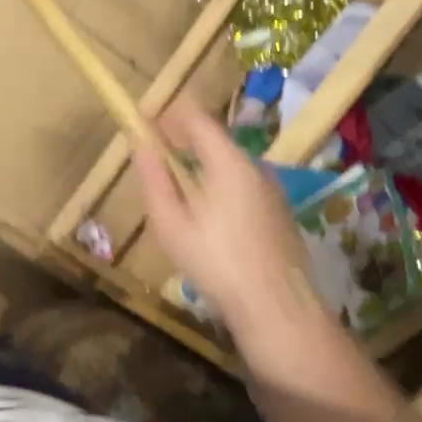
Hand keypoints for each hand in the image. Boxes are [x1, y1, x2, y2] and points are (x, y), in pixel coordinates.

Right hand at [132, 99, 310, 329]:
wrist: (276, 306)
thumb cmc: (215, 262)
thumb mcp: (169, 222)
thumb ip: (154, 179)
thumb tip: (141, 145)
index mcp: (229, 164)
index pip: (198, 120)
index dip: (170, 115)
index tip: (144, 123)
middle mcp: (256, 169)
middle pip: (216, 142)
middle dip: (183, 142)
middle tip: (154, 159)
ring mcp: (273, 191)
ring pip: (230, 165)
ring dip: (201, 166)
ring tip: (176, 192)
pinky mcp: (279, 213)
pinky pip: (243, 185)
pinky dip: (219, 185)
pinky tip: (206, 218)